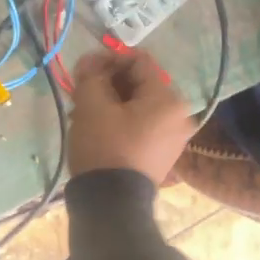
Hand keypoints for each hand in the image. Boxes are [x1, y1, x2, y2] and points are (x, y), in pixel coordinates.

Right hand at [67, 47, 194, 182]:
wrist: (112, 201)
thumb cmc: (104, 147)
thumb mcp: (91, 106)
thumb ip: (91, 75)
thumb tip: (90, 60)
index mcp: (168, 99)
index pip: (139, 62)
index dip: (109, 58)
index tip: (83, 67)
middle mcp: (179, 114)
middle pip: (140, 84)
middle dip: (108, 83)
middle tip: (80, 91)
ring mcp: (173, 136)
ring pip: (138, 105)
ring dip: (111, 102)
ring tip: (83, 111)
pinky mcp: (162, 153)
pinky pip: (141, 125)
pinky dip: (120, 120)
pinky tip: (97, 128)